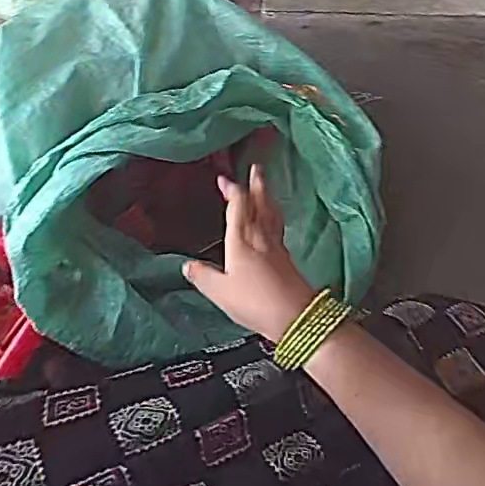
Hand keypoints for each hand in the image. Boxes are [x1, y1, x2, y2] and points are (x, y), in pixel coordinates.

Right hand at [182, 165, 315, 340]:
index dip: (232, 190)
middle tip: (256, 169)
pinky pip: (277, 226)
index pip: (238, 205)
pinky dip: (273, 216)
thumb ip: (203, 276)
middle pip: (259, 203)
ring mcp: (276, 245)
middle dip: (257, 185)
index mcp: (241, 239)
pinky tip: (273, 221)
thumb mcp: (220, 292)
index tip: (225, 180)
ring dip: (267, 197)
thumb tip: (188, 266)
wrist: (296, 316)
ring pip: (271, 213)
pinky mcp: (286, 257)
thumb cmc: (256, 302)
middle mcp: (260, 236)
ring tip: (265, 188)